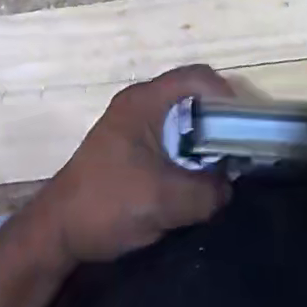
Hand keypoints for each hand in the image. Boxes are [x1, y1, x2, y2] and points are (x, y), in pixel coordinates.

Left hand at [25, 65, 233, 265]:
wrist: (59, 230)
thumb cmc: (108, 204)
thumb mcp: (167, 201)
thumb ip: (210, 190)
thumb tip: (230, 184)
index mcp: (144, 103)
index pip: (197, 77)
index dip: (228, 95)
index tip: (248, 129)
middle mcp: (140, 106)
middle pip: (194, 99)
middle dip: (222, 124)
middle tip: (246, 155)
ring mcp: (135, 128)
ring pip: (185, 124)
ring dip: (208, 146)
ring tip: (229, 174)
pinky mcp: (134, 151)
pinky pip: (174, 143)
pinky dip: (192, 158)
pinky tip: (203, 185)